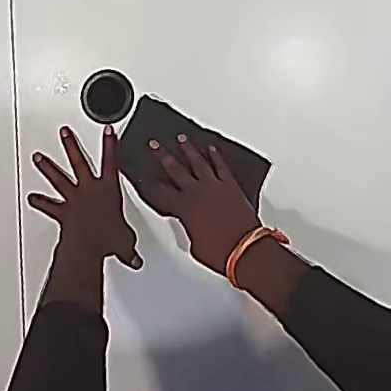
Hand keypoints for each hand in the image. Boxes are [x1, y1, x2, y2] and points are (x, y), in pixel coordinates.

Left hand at [30, 126, 142, 269]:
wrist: (87, 248)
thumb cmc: (107, 239)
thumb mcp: (125, 242)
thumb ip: (127, 247)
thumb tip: (135, 259)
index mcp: (108, 189)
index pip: (111, 161)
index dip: (111, 144)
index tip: (108, 130)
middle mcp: (89, 189)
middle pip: (79, 162)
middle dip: (71, 145)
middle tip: (64, 132)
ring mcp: (73, 199)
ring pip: (59, 178)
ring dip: (47, 167)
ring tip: (38, 156)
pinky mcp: (62, 212)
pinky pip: (50, 206)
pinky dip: (40, 202)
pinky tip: (31, 197)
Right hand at [142, 135, 264, 275]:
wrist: (244, 248)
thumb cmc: (220, 252)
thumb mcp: (195, 245)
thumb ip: (188, 229)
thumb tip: (190, 226)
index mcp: (184, 208)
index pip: (162, 192)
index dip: (152, 184)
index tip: (145, 175)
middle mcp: (196, 192)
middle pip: (175, 169)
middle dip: (163, 155)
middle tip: (155, 145)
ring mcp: (214, 186)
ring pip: (197, 161)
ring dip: (188, 149)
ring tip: (182, 138)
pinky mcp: (230, 184)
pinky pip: (221, 165)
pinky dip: (216, 155)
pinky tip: (212, 148)